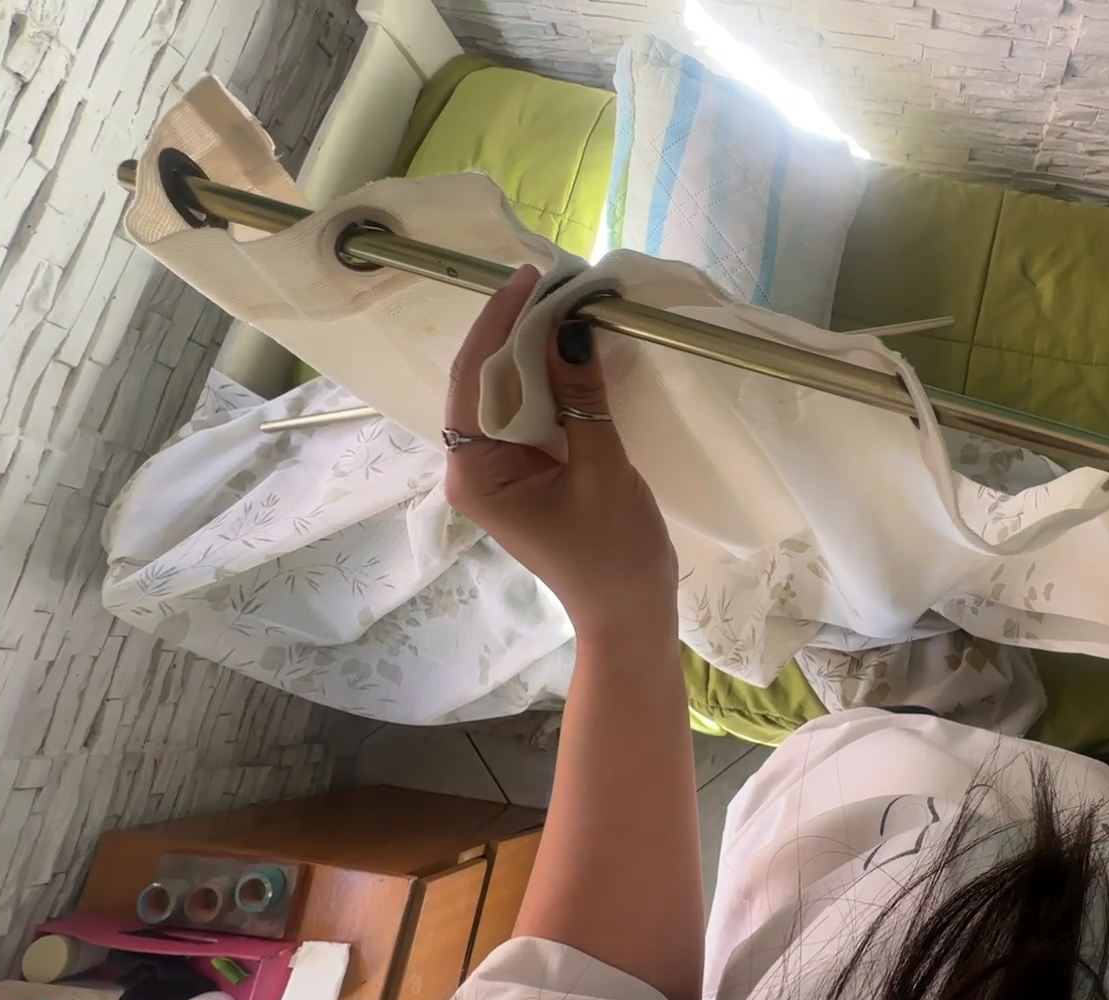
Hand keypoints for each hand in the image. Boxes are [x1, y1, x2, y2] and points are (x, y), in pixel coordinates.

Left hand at [444, 265, 677, 647]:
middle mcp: (479, 464)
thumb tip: (570, 329)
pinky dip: (556, 383)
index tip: (531, 279)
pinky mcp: (536, 470)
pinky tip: (577, 353)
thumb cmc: (615, 555)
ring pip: (513, 395)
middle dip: (519, 332)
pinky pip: (538, 414)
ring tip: (568, 306)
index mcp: (477, 471)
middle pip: (488, 382)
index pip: (476, 380)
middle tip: (557, 284)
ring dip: (539, 354)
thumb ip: (583, 401)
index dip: (500, 324)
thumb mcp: (603, 472)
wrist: (632, 611)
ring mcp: (507, 468)